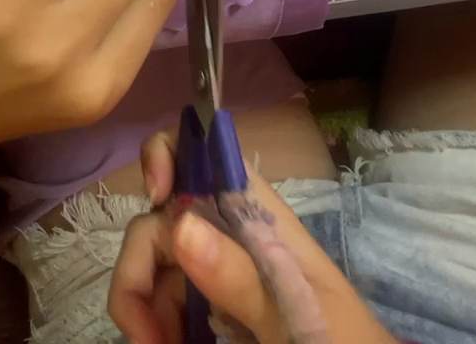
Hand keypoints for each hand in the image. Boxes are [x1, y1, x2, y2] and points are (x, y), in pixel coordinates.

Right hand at [109, 132, 393, 343]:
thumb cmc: (339, 342)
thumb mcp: (294, 315)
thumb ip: (241, 276)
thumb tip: (179, 221)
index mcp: (253, 212)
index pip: (200, 151)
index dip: (164, 155)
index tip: (154, 197)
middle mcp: (226, 230)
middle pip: (160, 218)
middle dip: (137, 267)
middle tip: (143, 333)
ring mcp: (214, 268)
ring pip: (153, 263)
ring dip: (140, 303)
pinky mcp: (208, 305)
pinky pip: (163, 299)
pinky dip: (154, 323)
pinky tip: (164, 343)